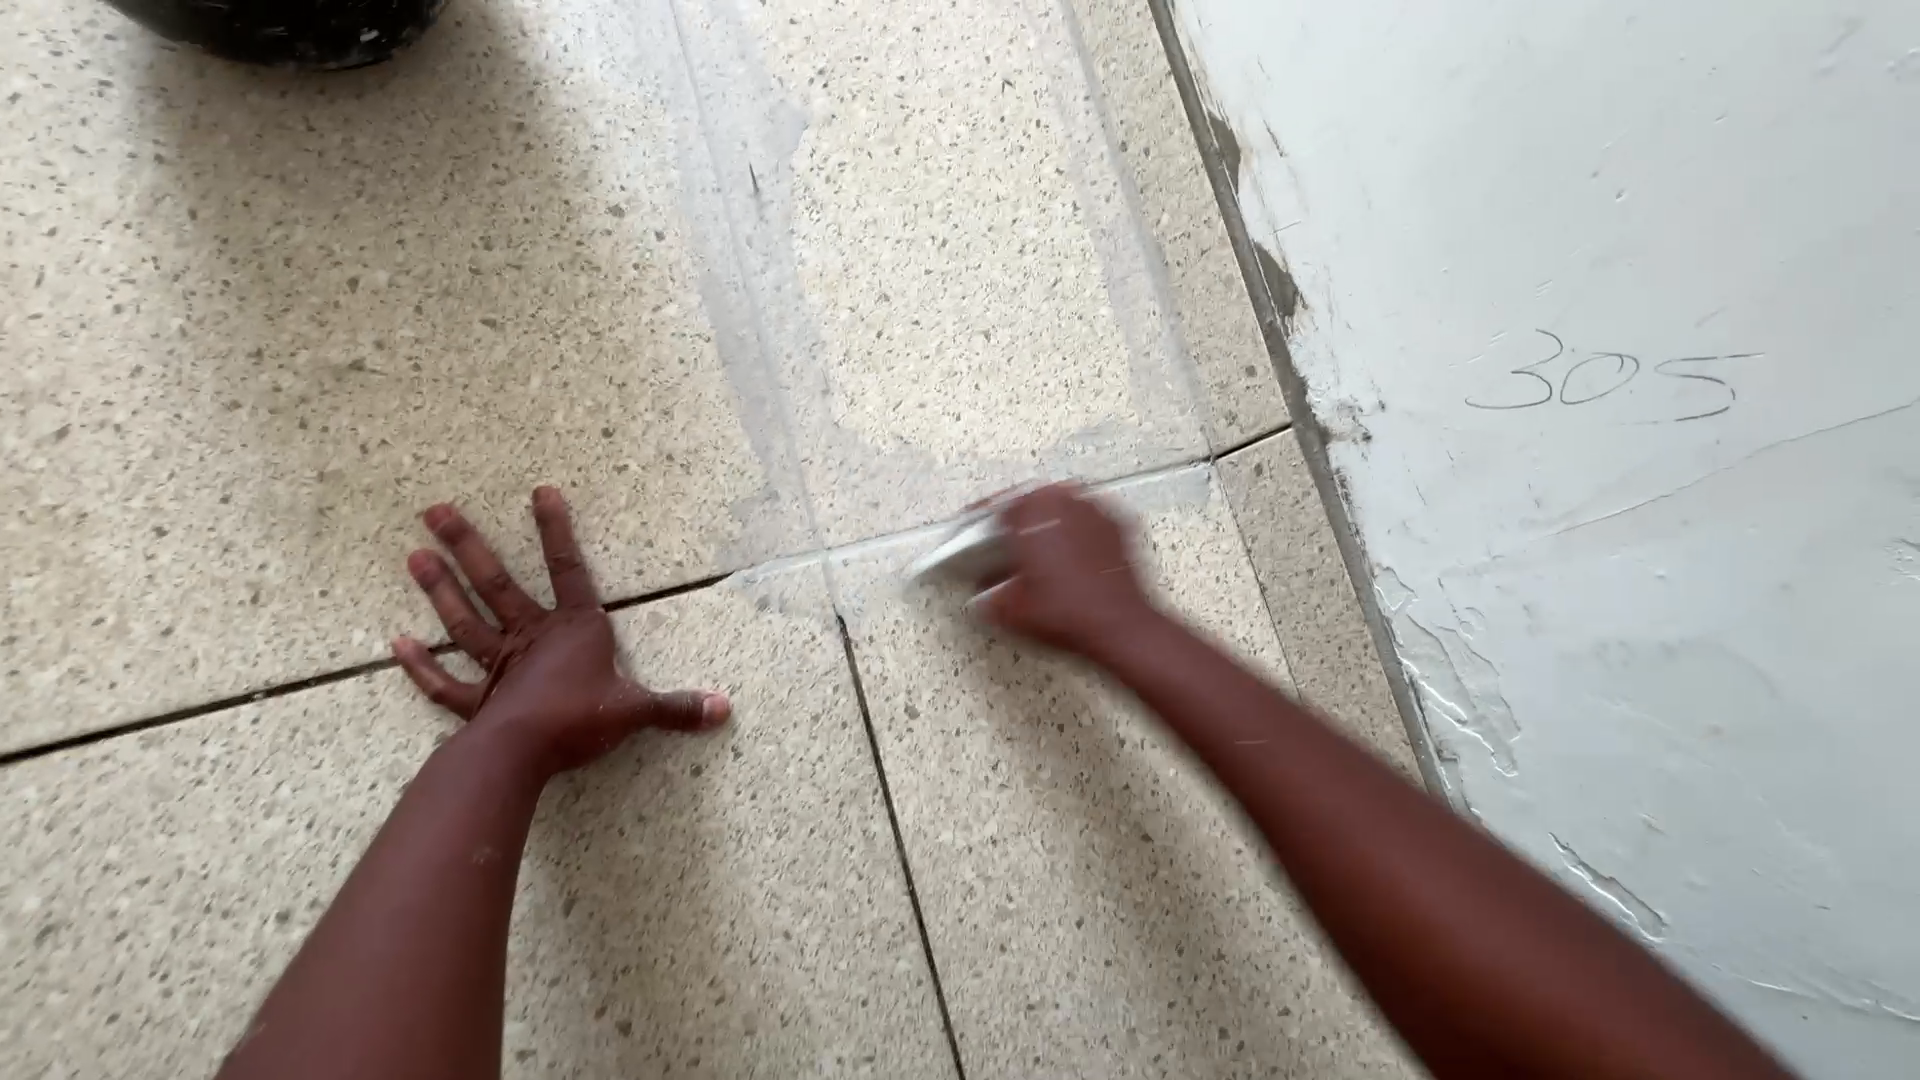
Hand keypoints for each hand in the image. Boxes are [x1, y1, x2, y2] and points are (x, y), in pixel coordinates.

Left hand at [391, 486, 729, 773]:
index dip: (557, 530)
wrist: (521, 755)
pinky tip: (395, 644)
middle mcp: (531, 637)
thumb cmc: (579, 719)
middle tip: (434, 511)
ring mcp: (497, 666)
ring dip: (438, 589)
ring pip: (464, 620)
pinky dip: (419, 664)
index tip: (540, 491)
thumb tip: (724, 709)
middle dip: (468, 545)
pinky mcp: (475, 701)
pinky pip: (444, 681)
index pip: (569, 569)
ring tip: (413, 555)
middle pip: (497, 583)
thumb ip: (677, 707)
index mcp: (574, 630)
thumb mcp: (637, 710)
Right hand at [972, 482, 1161, 659]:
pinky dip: (1076, 527)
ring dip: (1048, 516)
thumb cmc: (1068, 613)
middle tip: (1006, 531)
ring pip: (1062, 502)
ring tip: (1039, 539)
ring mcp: (1094, 510)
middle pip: (1030, 496)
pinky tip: (1071, 549)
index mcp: (1029, 514)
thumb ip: (988, 593)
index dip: (980, 516)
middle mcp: (1062, 502)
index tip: (973, 523)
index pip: (996, 504)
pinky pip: (1088, 517)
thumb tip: (986, 592)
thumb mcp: (1010, 610)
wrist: (1119, 627)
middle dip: (1017, 512)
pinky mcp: (1118, 526)